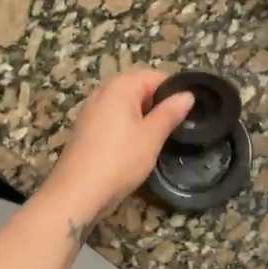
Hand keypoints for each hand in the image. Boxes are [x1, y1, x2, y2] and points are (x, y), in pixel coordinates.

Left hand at [34, 68, 191, 228]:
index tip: (189, 109)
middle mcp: (103, 92)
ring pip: (125, 104)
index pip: (154, 75)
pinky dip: (128, 125)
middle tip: (177, 123)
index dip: (174, 89)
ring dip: (143, 114)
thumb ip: (170, 112)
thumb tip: (187, 95)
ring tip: (160, 135)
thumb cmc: (120, 160)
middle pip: (138, 87)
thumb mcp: (152, 136)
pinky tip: (137, 144)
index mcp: (120, 87)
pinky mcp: (86, 129)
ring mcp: (91, 111)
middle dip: (158, 101)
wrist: (77, 193)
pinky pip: (113, 118)